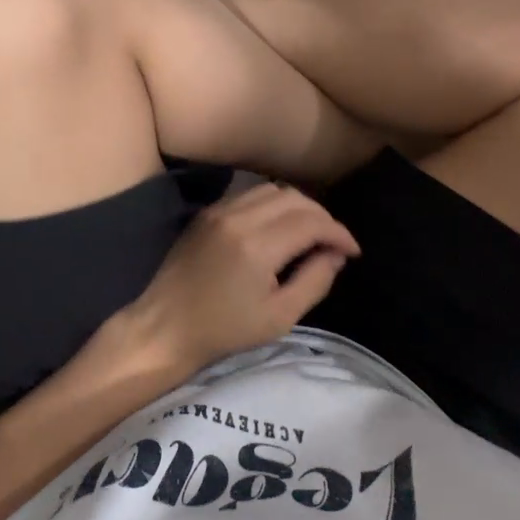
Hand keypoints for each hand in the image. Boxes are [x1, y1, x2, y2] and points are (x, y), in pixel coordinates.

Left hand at [118, 183, 360, 374]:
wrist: (167, 324)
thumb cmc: (225, 329)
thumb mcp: (280, 317)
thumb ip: (314, 281)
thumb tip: (335, 254)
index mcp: (257, 245)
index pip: (311, 221)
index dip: (339, 233)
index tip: (352, 252)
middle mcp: (238, 217)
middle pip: (293, 197)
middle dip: (321, 216)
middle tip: (334, 243)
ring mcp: (218, 210)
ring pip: (270, 190)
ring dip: (297, 207)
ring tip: (311, 234)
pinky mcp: (206, 213)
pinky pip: (248, 196)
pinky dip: (272, 205)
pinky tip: (279, 229)